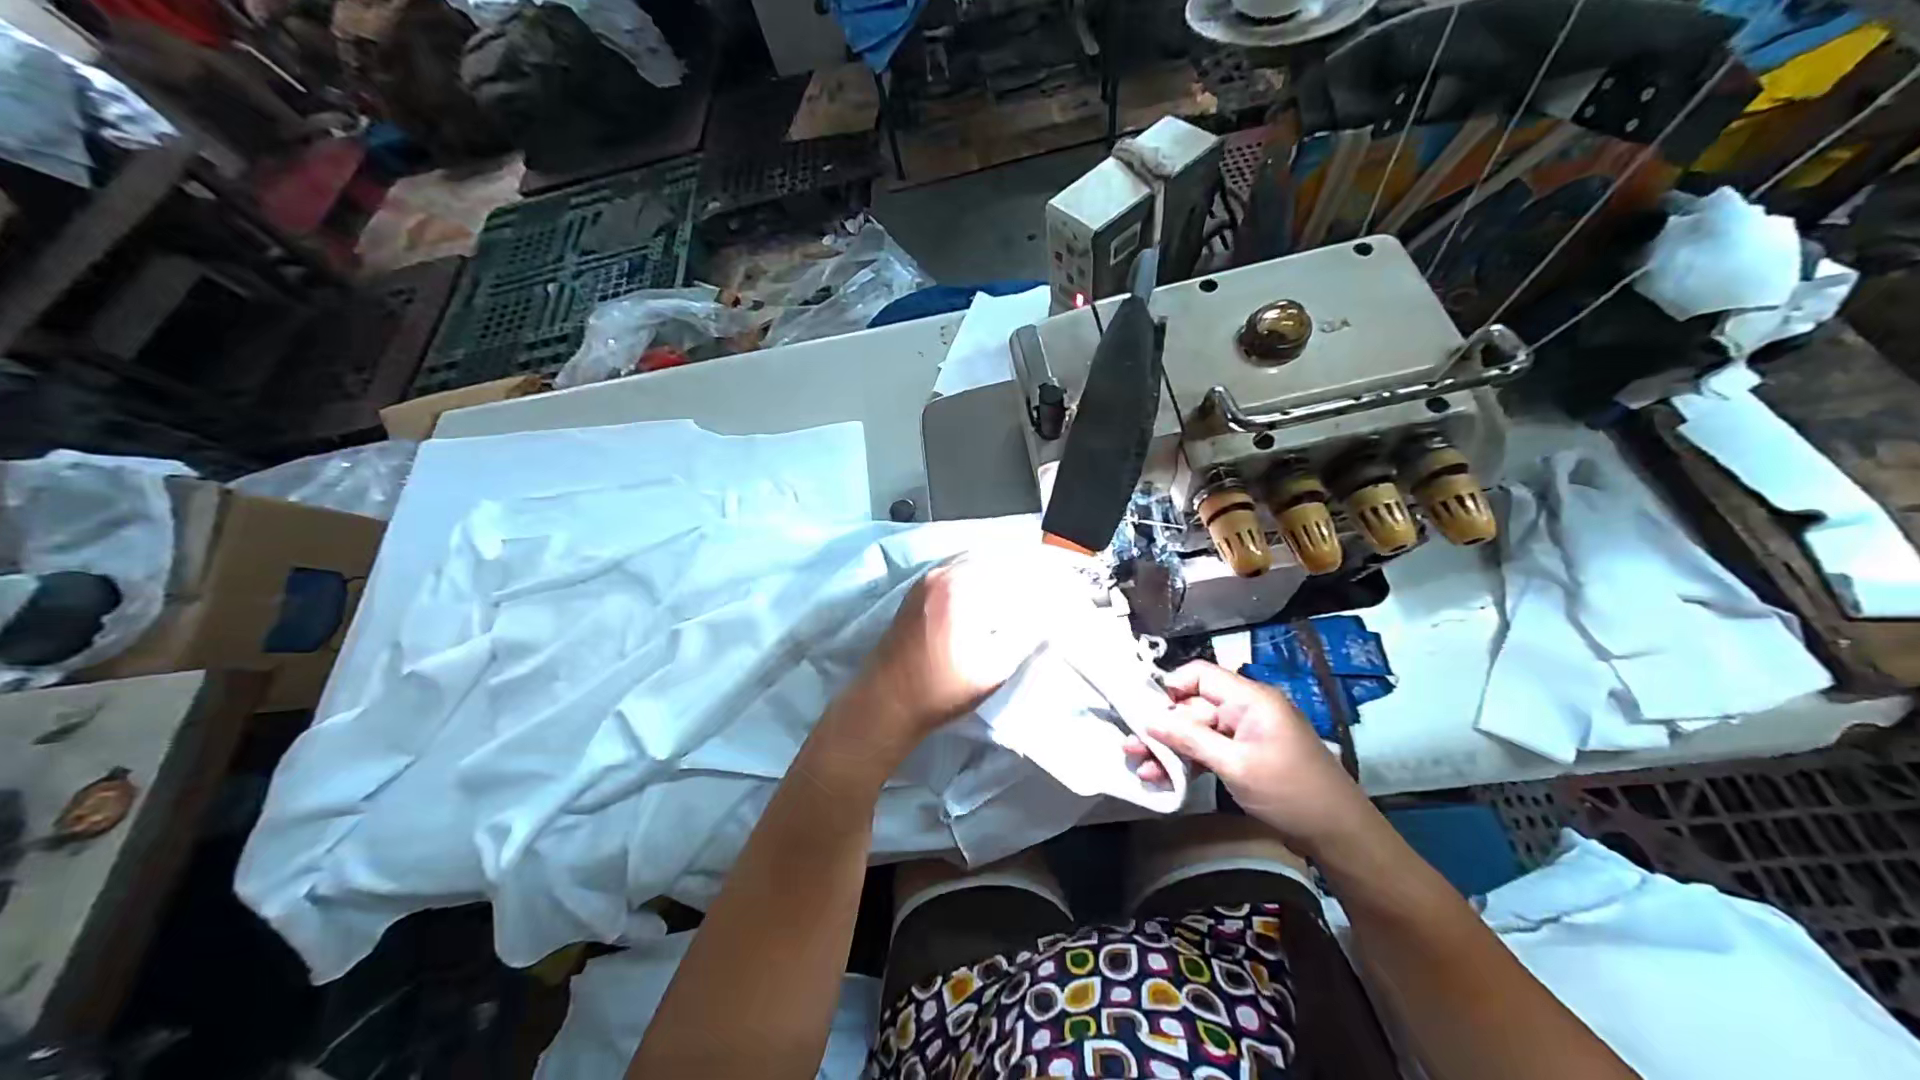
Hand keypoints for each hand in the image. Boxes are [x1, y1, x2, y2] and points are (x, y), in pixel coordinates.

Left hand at [826, 555, 1039, 763]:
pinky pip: (960, 566)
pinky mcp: (921, 587)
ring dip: (1007, 568)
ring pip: (979, 559)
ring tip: (1031, 585)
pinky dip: (984, 570)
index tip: (1066, 588)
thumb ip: (1027, 632)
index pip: (1017, 571)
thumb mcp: (994, 668)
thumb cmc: (941, 690)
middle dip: (1029, 569)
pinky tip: (997, 588)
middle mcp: (944, 573)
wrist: (886, 700)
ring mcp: (929, 577)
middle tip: (1053, 584)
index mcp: (961, 588)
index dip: (1045, 579)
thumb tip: (1051, 610)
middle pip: (998, 558)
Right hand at [1126, 660, 1375, 855]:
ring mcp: (1247, 733)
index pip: (1200, 674)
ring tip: (1141, 766)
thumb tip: (1149, 718)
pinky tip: (1164, 777)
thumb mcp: (1235, 765)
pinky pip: (1210, 750)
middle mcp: (1247, 708)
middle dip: (1163, 726)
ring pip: (1198, 731)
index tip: (1141, 707)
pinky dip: (1189, 762)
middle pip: (1194, 706)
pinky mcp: (1247, 756)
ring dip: (1171, 748)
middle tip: (1130, 746)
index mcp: (1251, 699)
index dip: (1169, 686)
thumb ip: (1190, 738)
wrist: (1338, 834)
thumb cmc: (1289, 792)